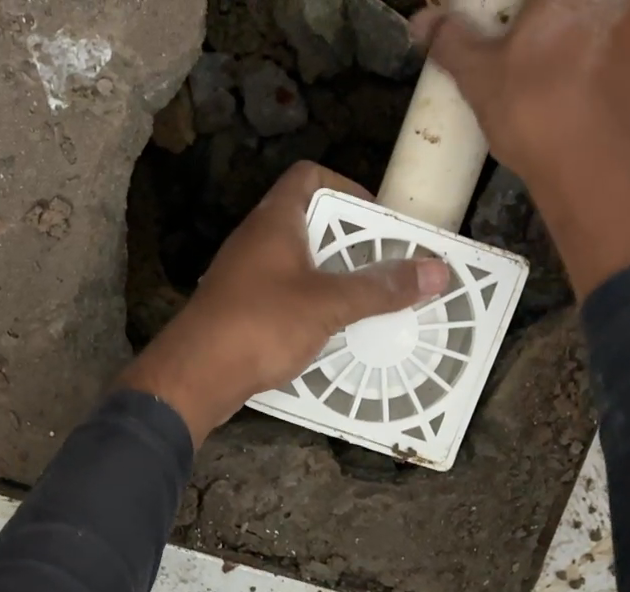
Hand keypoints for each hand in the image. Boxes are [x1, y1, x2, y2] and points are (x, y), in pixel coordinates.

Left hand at [118, 162, 448, 445]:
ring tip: (362, 302)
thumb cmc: (259, 325)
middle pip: (306, 224)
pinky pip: (278, 301)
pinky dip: (304, 309)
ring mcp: (239, 280)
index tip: (376, 218)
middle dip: (346, 242)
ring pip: (293, 267)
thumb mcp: (328, 304)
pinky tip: (325, 333)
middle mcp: (253, 243)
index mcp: (273, 221)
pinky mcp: (234, 314)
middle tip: (381, 266)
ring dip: (327, 280)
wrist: (193, 377)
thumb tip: (436, 272)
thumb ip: (380, 287)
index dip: (346, 186)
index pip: (308, 176)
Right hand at [413, 0, 629, 295]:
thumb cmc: (536, 113)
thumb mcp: (480, 81)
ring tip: (587, 92)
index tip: (524, 32)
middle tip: (554, 65)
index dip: (535, 15)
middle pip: (597, 7)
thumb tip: (422, 18)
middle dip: (577, 28)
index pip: (548, 1)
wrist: (605, 170)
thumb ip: (454, 43)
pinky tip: (619, 107)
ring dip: (614, 44)